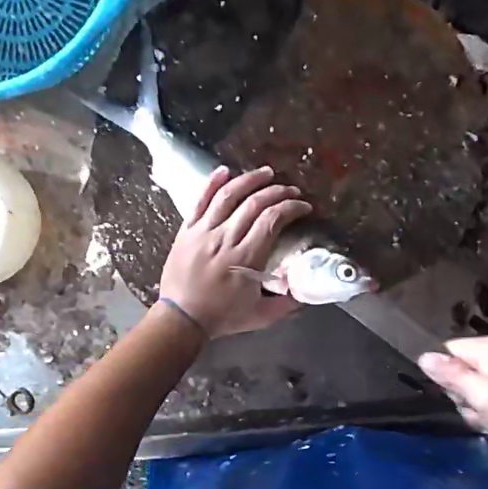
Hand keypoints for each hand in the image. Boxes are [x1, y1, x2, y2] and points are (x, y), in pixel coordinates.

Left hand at [159, 166, 312, 338]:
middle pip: (254, 203)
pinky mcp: (186, 231)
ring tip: (265, 173)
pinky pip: (199, 201)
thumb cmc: (221, 317)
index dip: (291, 208)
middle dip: (277, 192)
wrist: (181, 318)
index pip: (272, 219)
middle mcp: (225, 239)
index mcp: (246, 257)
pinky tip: (225, 170)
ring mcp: (203, 232)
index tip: (303, 207)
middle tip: (290, 190)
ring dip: (249, 180)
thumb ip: (287, 303)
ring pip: (228, 196)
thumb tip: (306, 290)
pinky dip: (212, 183)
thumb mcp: (260, 315)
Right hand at [417, 336, 487, 465]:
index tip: (457, 398)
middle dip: (464, 394)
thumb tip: (423, 356)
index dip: (446, 376)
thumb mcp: (484, 398)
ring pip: (480, 384)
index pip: (447, 352)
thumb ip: (452, 376)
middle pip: (463, 368)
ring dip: (481, 406)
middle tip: (479, 413)